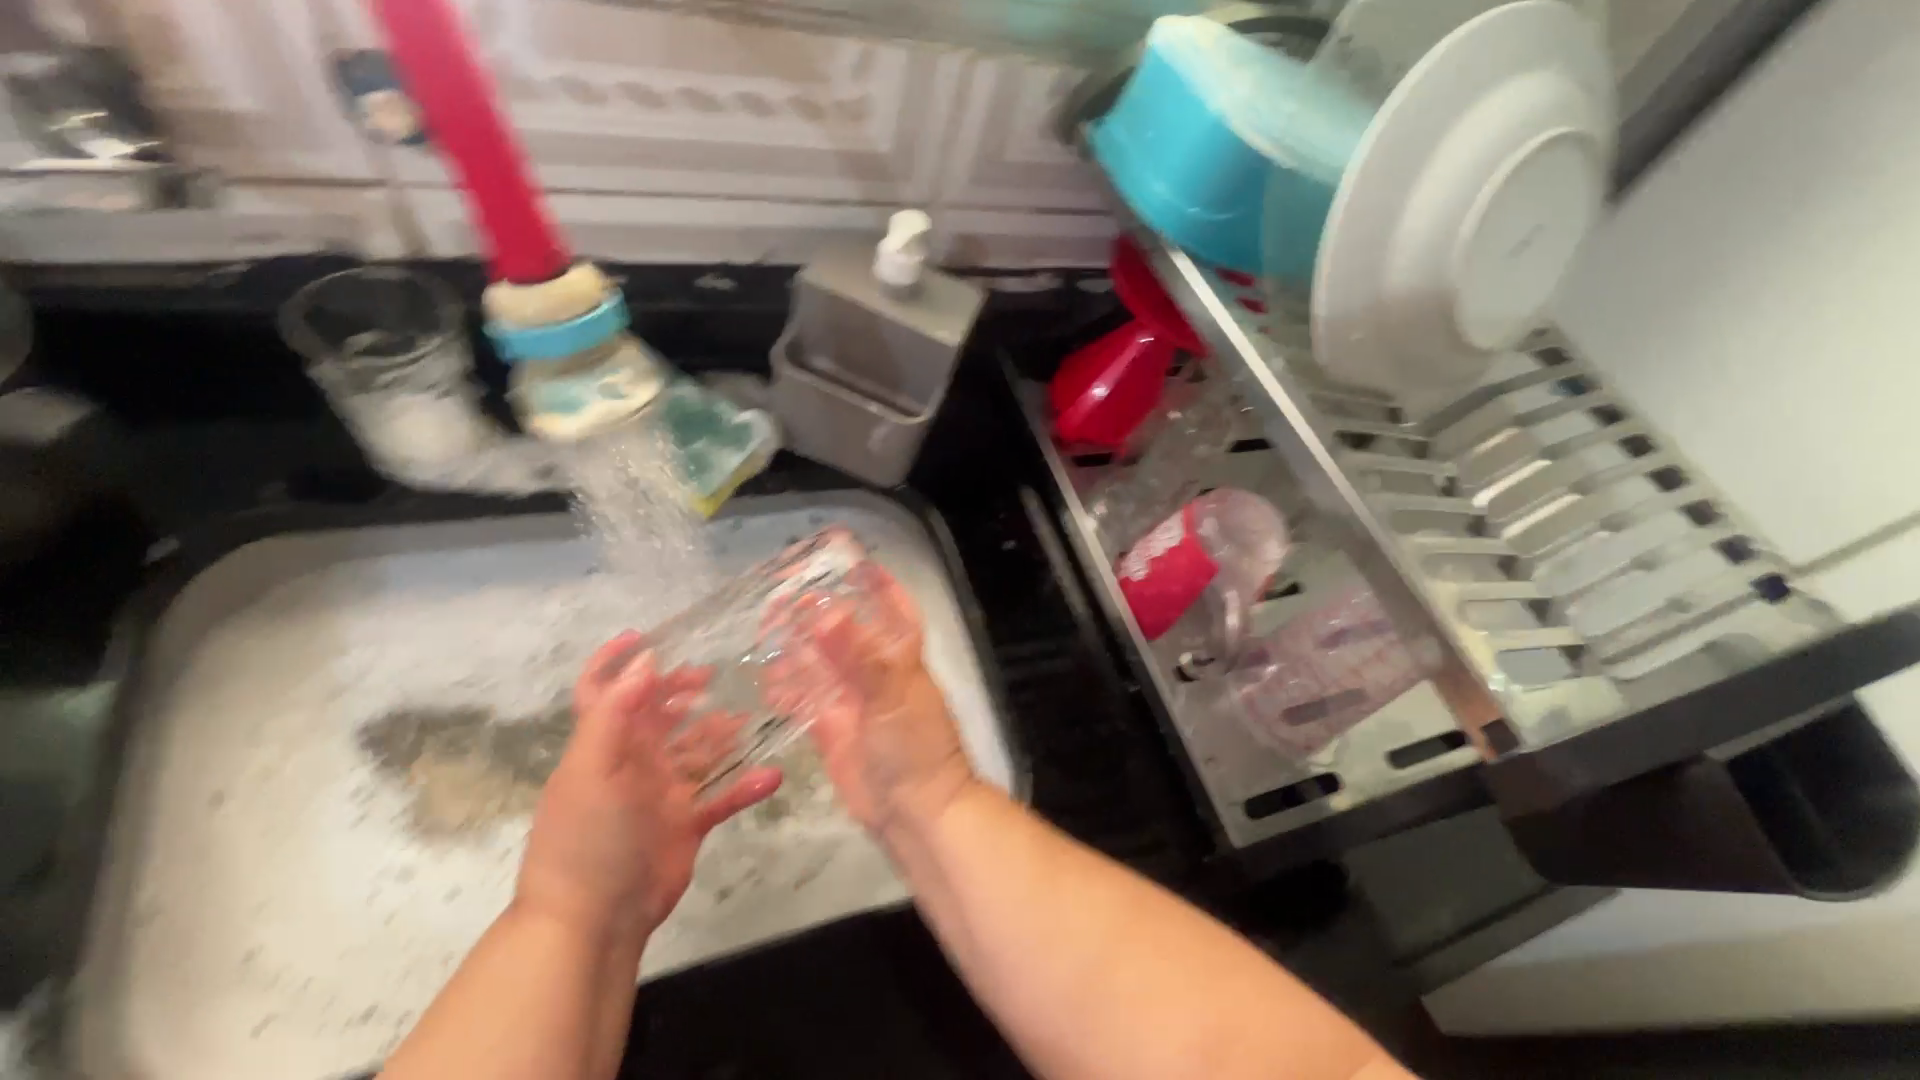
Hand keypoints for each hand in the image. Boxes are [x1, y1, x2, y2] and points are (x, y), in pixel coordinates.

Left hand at [515, 632, 782, 940]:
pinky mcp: (687, 825)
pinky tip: (772, 775)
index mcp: (604, 745)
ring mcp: (662, 795)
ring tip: (749, 719)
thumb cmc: (585, 837)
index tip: (648, 636)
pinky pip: (722, 797)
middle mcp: (633, 763)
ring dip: (720, 734)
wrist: (593, 919)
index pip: (603, 691)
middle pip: (659, 715)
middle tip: (714, 678)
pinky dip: (746, 786)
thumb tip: (646, 658)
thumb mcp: (592, 769)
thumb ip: (616, 712)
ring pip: (697, 751)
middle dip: (681, 692)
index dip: (616, 662)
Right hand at [766, 564, 977, 836]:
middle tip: (779, 595)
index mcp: (900, 658)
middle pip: (844, 633)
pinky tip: (764, 679)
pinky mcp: (833, 730)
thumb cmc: (914, 747)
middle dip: (816, 614)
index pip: (891, 609)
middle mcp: (876, 674)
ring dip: (795, 647)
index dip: (875, 584)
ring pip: (820, 664)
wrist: (915, 812)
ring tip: (762, 629)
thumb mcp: (891, 695)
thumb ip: (857, 655)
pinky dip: (787, 689)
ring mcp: (853, 702)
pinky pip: (806, 701)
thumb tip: (823, 612)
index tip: (848, 559)